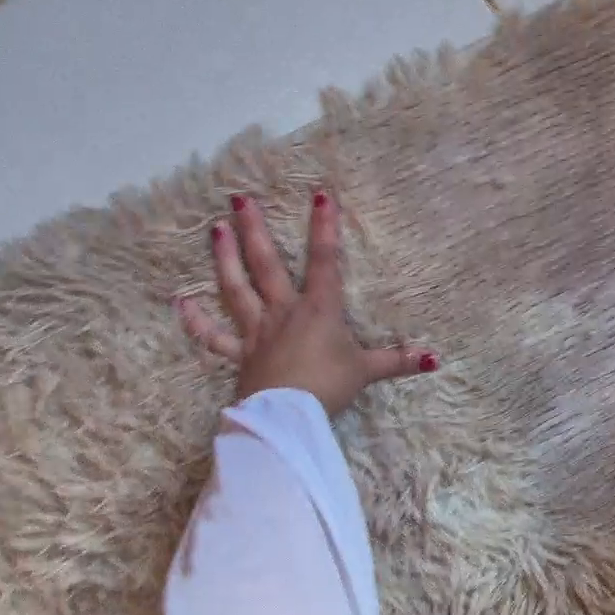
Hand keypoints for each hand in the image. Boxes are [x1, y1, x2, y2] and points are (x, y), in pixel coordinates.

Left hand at [176, 188, 436, 413]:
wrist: (285, 418)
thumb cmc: (328, 387)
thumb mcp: (367, 371)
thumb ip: (397, 361)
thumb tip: (434, 358)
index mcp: (319, 309)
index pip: (325, 260)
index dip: (324, 227)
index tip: (319, 196)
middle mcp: (284, 311)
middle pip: (267, 264)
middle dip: (254, 229)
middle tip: (238, 198)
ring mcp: (257, 331)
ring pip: (236, 289)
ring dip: (224, 259)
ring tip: (215, 229)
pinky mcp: (238, 354)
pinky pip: (213, 337)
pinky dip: (196, 321)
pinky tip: (181, 301)